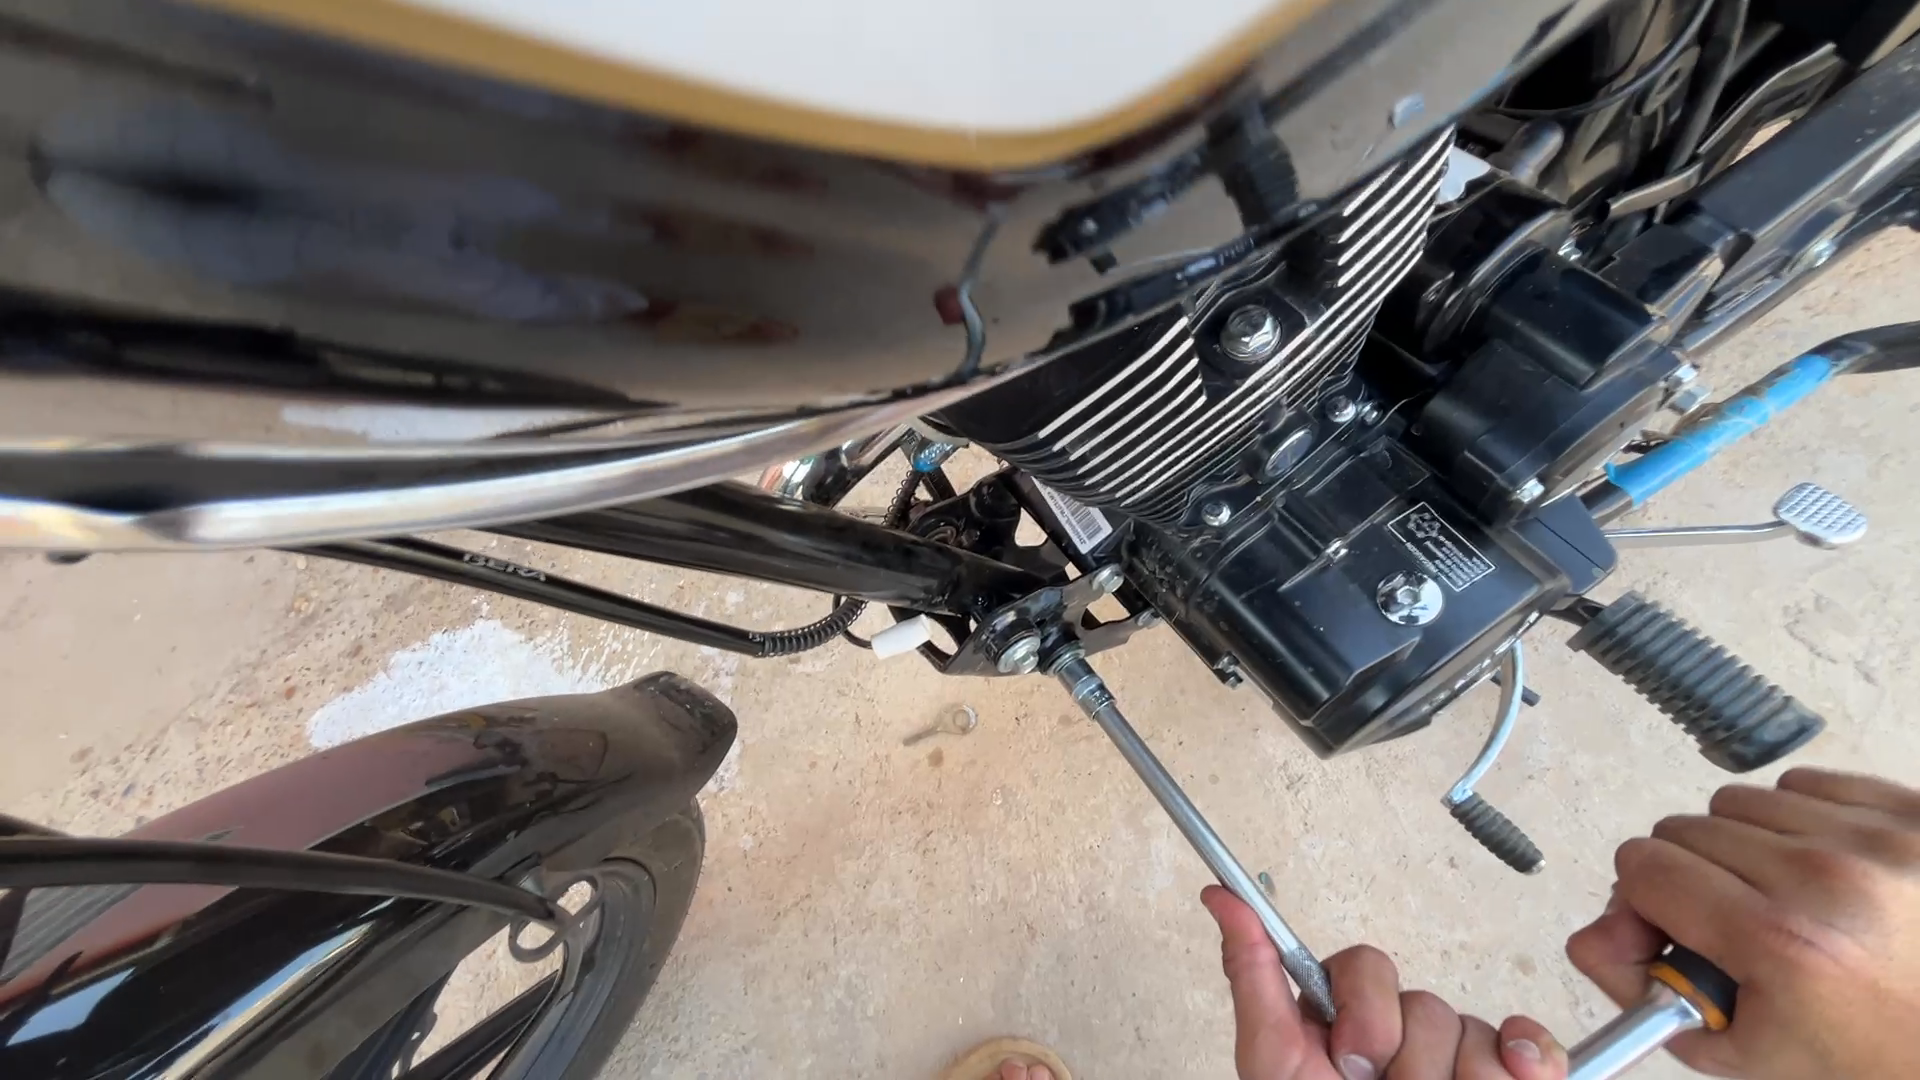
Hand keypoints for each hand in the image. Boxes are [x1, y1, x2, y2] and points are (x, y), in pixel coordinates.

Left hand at [1201, 885, 1566, 1078]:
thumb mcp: (1274, 1062)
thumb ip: (1251, 974)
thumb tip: (1216, 894)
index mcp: (1342, 1017)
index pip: (1366, 966)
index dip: (1363, 1010)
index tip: (1349, 1060)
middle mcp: (1400, 1034)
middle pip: (1422, 1002)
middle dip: (1407, 1063)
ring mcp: (1456, 1064)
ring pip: (1471, 1033)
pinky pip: (1534, 1050)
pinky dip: (1533, 1061)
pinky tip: (1521, 1077)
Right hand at [1566, 767, 1919, 1077]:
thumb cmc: (1875, 1059)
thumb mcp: (1743, 1048)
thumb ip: (1635, 982)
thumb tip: (1589, 934)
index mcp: (1783, 940)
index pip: (1639, 865)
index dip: (1649, 902)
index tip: (1686, 933)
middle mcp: (1832, 879)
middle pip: (1682, 828)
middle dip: (1696, 874)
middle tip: (1742, 923)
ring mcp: (1885, 840)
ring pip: (1736, 803)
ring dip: (1746, 844)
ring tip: (1794, 898)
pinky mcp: (1918, 813)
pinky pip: (1803, 786)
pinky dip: (1802, 823)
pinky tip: (1835, 873)